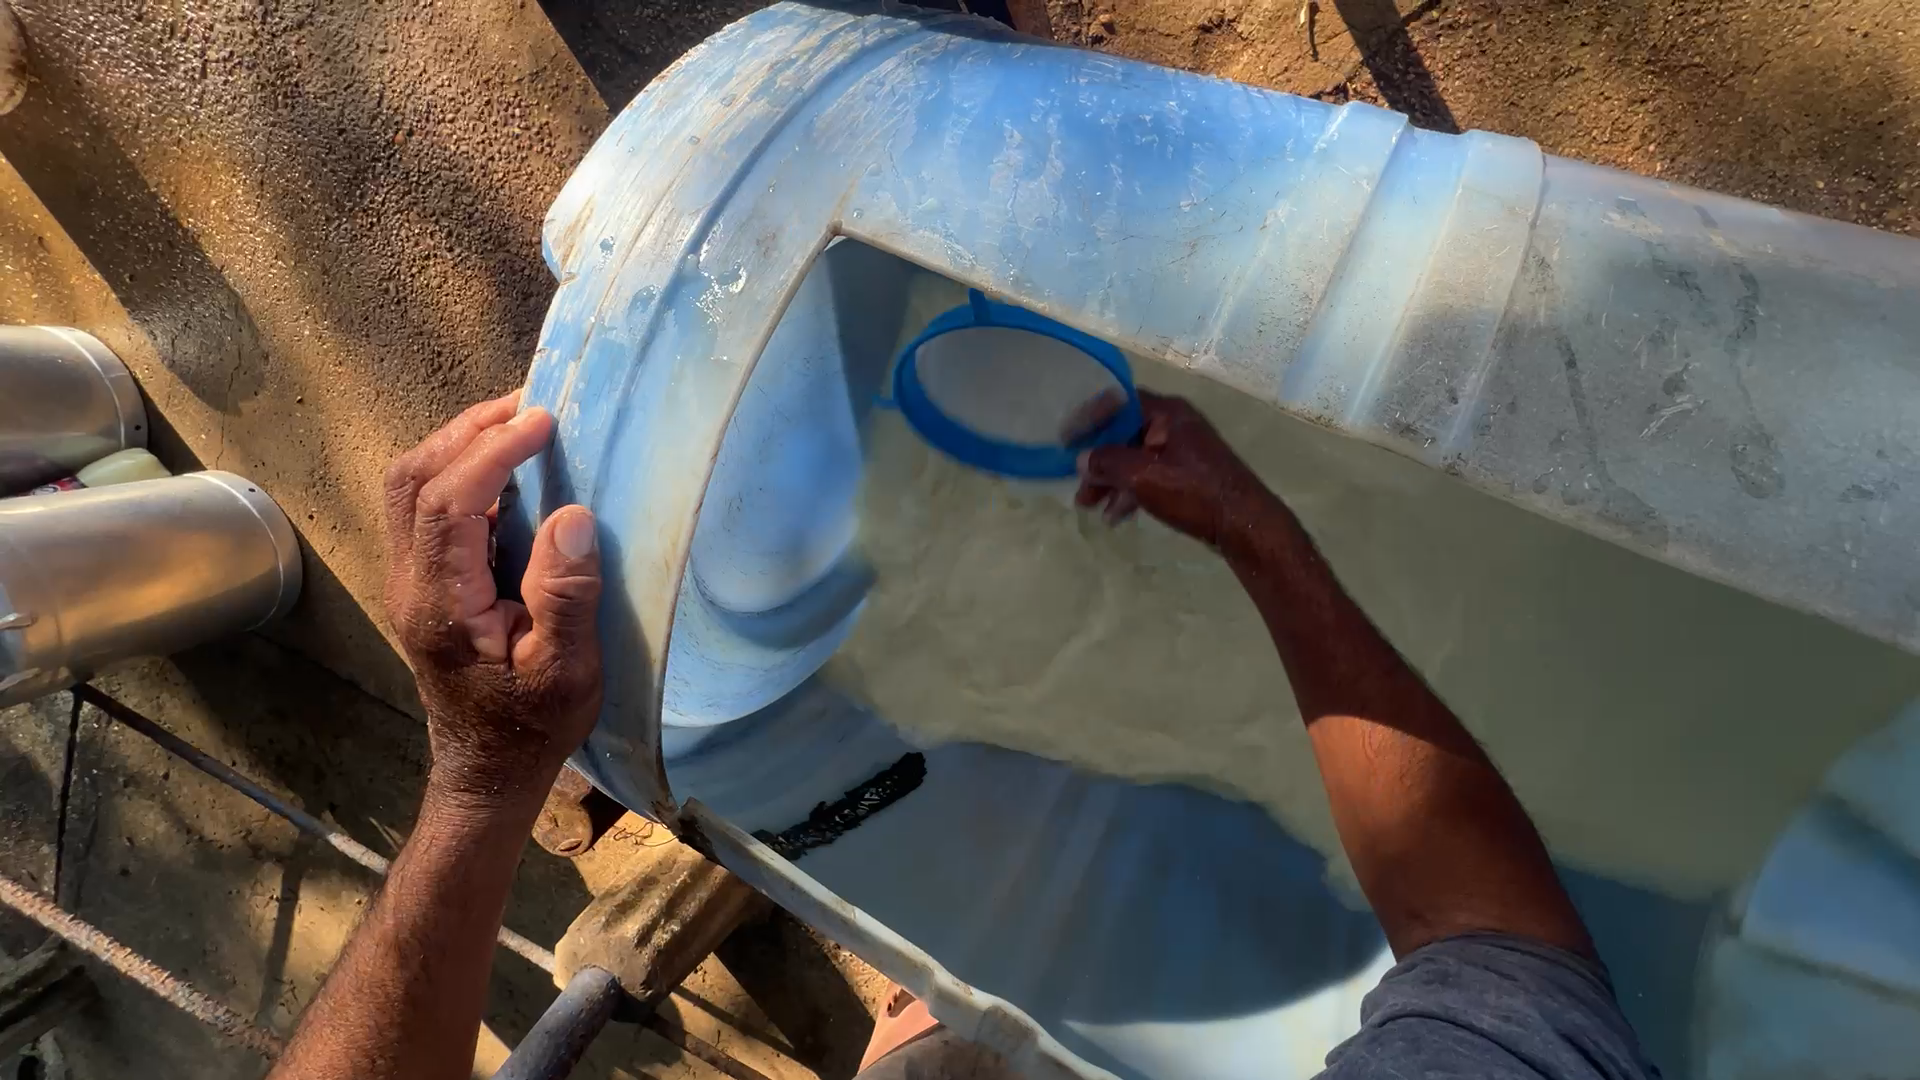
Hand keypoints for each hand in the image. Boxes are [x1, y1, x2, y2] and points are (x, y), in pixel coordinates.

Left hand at [383, 391, 602, 811]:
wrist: (490, 769)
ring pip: (411, 489)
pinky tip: (506, 471)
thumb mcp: (567, 670)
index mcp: (444, 604)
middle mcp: (412, 584)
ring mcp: (413, 583)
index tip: (543, 423)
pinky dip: (462, 471)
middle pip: (412, 481)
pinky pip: (428, 508)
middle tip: (529, 408)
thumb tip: (572, 516)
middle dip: (467, 432)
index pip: (448, 502)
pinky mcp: (428, 585)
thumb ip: (566, 596)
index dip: (492, 453)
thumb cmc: (535, 724)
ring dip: (459, 445)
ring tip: (518, 425)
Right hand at [1073, 390, 1274, 549]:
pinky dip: (1130, 492)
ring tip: (1090, 506)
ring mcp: (1182, 451)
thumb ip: (1107, 462)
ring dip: (1110, 481)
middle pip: (1123, 435)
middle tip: (1078, 485)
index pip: (1118, 402)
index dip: (1089, 419)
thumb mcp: (1143, 476)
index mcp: (1167, 414)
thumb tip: (1082, 459)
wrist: (1244, 525)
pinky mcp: (1187, 476)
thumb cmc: (1193, 492)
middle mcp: (1174, 425)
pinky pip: (1148, 476)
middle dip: (1097, 461)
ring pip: (1134, 459)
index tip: (1067, 440)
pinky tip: (1116, 516)